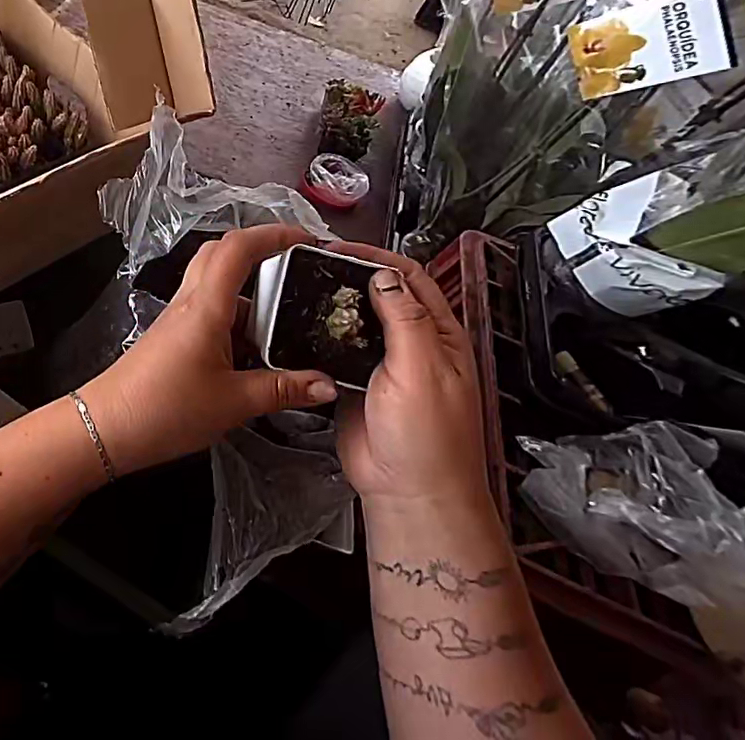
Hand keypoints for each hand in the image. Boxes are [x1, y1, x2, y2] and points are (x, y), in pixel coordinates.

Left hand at [79, 224, 339, 473]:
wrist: (106, 428)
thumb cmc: (166, 410)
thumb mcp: (234, 403)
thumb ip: (282, 390)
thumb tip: (326, 386)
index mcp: (206, 306)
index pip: (239, 247)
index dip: (275, 234)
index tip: (307, 240)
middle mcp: (192, 301)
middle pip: (224, 254)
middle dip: (262, 252)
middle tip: (296, 268)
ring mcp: (180, 316)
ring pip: (218, 283)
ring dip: (251, 292)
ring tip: (285, 317)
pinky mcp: (175, 334)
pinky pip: (211, 309)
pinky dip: (236, 317)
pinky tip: (255, 349)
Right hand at [328, 243, 491, 514]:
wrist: (407, 493)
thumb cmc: (431, 439)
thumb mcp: (422, 368)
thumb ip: (404, 318)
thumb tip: (384, 276)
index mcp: (438, 334)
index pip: (408, 278)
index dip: (376, 258)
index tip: (342, 250)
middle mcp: (412, 344)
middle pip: (381, 295)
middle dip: (352, 277)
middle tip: (318, 265)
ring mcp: (383, 364)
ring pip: (357, 321)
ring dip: (337, 307)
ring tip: (308, 291)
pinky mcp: (356, 383)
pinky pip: (338, 351)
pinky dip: (323, 338)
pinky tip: (306, 330)